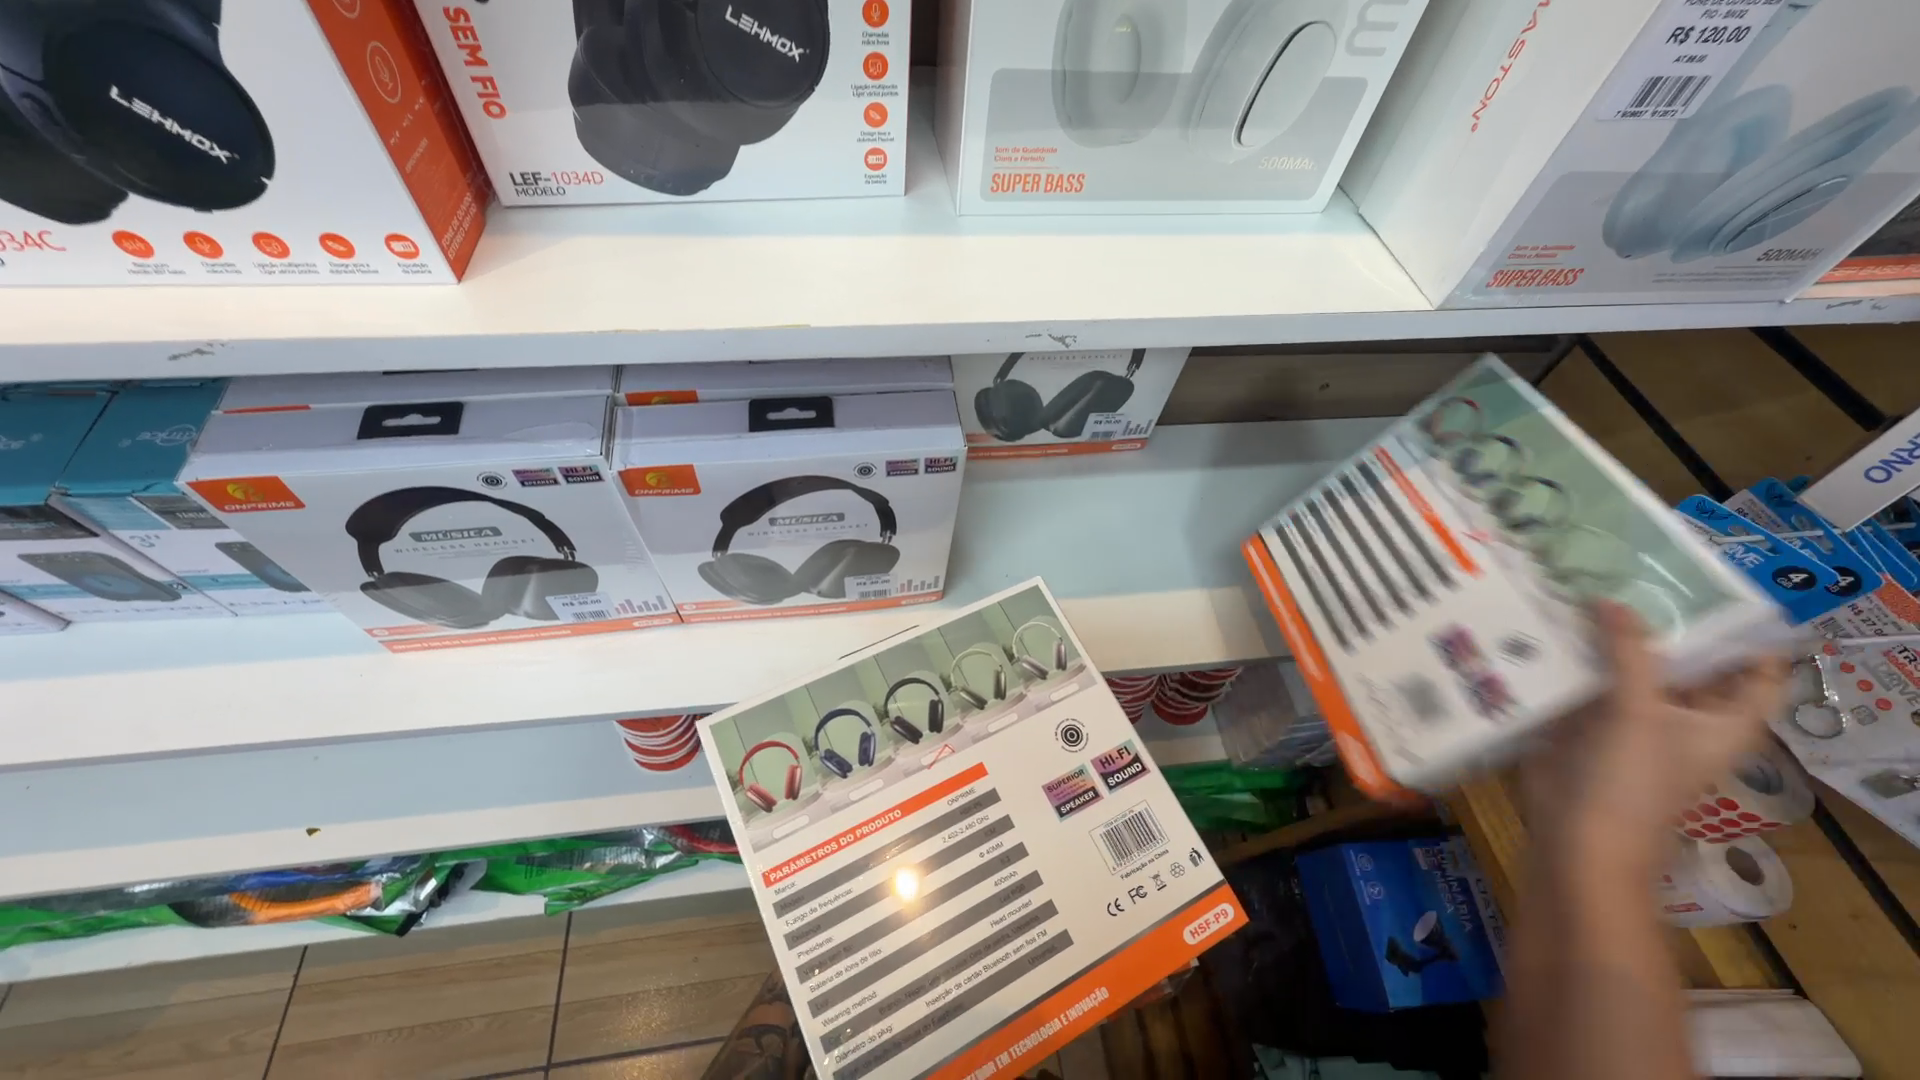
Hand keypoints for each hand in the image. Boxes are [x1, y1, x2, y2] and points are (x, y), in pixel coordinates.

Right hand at [1524, 601, 1788, 871]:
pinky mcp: (1582, 726)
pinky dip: (1569, 660)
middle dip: (1658, 623)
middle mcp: (1680, 717)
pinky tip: (1546, 629)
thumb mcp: (1638, 710)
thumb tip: (1611, 599)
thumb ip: (1629, 652)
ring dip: (1605, 639)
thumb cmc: (1629, 780)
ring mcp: (1628, 721)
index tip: (1708, 588)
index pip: (1755, 670)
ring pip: (1625, 669)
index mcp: (1721, 720)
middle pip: (1682, 661)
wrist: (1575, 836)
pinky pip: (1582, 684)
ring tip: (1582, 589)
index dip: (1743, 632)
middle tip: (1628, 574)